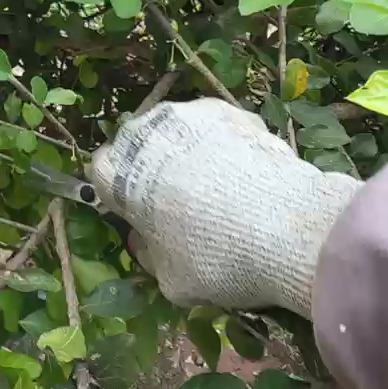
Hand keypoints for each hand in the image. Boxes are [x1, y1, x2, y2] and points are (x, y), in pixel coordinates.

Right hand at [88, 99, 359, 315]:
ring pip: (176, 133)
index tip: (144, 214)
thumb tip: (146, 241)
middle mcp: (139, 133)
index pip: (101, 175)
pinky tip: (249, 174)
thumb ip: (150, 255)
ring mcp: (181, 114)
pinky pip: (215, 127)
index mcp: (114, 172)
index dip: (122, 195)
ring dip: (188, 152)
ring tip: (223, 187)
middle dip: (153, 169)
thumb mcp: (172, 280)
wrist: (286, 227)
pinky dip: (225, 144)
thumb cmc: (215, 257)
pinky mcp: (221, 107)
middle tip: (183, 202)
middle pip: (137, 149)